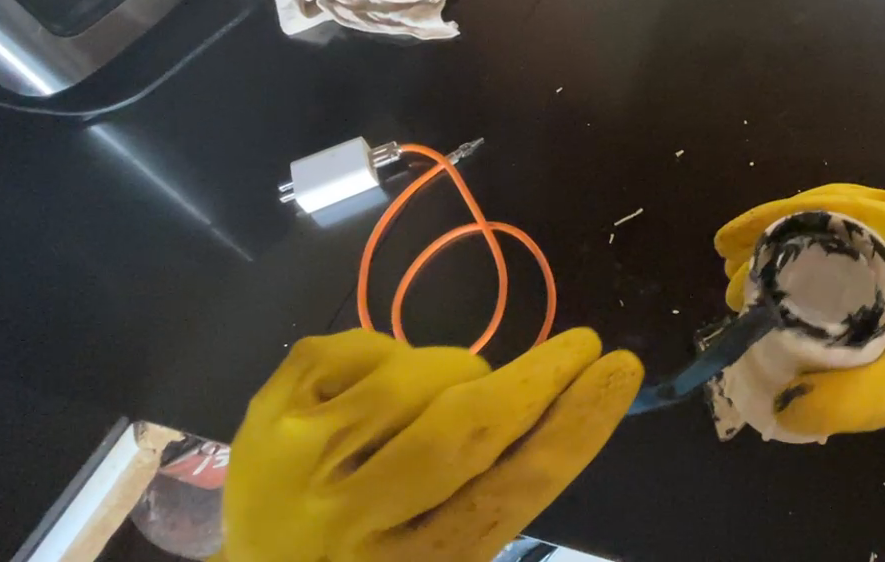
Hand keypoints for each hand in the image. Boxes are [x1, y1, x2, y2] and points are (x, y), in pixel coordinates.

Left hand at [220, 328, 640, 561]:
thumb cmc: (377, 559)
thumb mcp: (449, 545)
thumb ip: (502, 483)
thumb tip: (567, 396)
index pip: (513, 488)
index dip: (577, 423)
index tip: (621, 368)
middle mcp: (342, 527)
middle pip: (463, 428)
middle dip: (538, 376)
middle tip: (583, 343)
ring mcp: (292, 465)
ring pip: (417, 375)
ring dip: (456, 371)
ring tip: (450, 394)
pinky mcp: (264, 414)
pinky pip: (364, 344)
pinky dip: (391, 352)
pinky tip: (381, 387)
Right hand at [715, 184, 884, 446]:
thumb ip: (840, 401)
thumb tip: (777, 403)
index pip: (839, 207)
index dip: (777, 217)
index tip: (728, 243)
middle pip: (833, 208)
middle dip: (774, 231)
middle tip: (728, 264)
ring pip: (837, 224)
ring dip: (788, 242)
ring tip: (742, 277)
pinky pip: (847, 245)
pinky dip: (807, 257)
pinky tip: (780, 285)